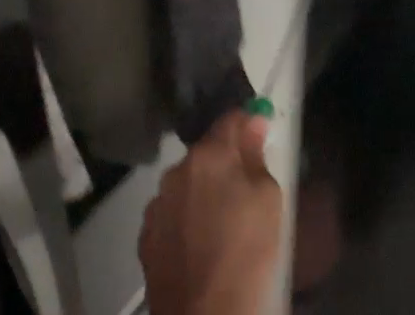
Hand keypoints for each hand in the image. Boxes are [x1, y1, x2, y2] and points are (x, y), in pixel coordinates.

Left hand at [140, 110, 282, 314]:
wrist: (205, 312)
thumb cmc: (248, 250)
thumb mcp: (269, 198)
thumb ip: (256, 155)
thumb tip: (253, 123)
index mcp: (209, 155)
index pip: (230, 119)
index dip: (248, 122)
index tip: (261, 135)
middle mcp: (177, 171)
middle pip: (206, 152)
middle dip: (225, 162)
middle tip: (246, 188)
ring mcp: (157, 204)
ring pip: (186, 183)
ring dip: (203, 189)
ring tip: (221, 221)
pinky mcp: (146, 236)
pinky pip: (171, 213)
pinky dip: (185, 217)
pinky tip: (200, 241)